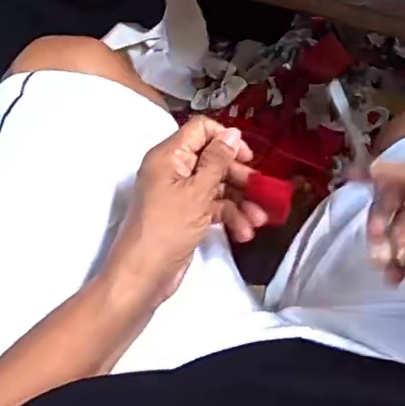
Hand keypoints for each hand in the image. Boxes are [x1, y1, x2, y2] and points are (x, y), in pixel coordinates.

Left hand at [99, 117, 268, 302]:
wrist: (143, 275)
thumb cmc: (167, 228)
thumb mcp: (197, 192)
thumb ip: (217, 160)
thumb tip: (232, 133)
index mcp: (169, 156)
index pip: (200, 130)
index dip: (225, 138)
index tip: (247, 156)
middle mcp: (173, 170)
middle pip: (212, 159)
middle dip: (238, 176)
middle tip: (261, 192)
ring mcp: (179, 193)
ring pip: (216, 185)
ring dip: (239, 201)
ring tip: (258, 220)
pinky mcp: (186, 215)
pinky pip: (212, 206)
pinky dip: (229, 216)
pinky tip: (244, 231)